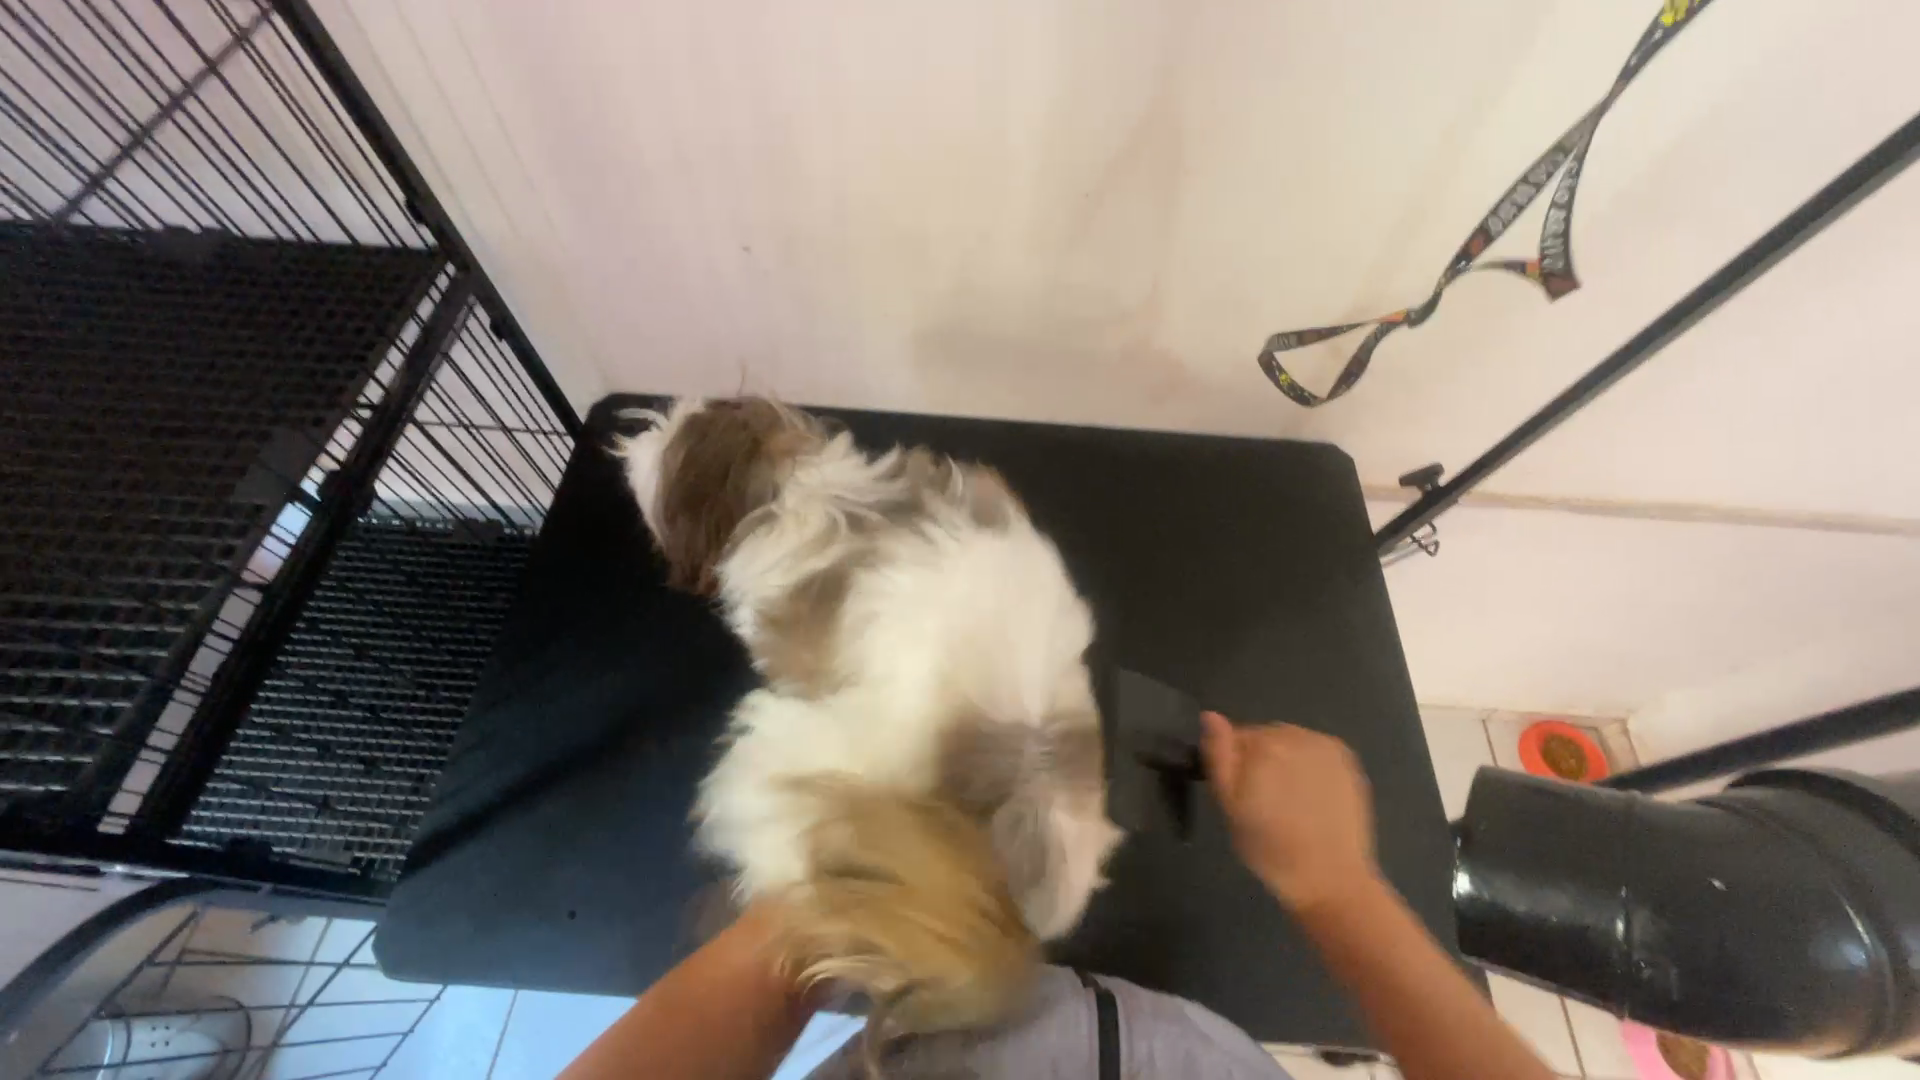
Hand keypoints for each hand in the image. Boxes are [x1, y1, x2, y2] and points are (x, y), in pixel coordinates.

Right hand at [1199, 712, 1380, 914]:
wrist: (1331, 880)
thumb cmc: (1270, 848)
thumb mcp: (1229, 807)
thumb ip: (1219, 756)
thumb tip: (1210, 716)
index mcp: (1262, 744)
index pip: (1231, 737)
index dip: (1231, 764)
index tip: (1239, 795)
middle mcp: (1294, 735)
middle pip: (1262, 736)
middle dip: (1258, 759)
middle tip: (1262, 802)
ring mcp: (1324, 746)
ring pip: (1288, 741)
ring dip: (1284, 760)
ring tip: (1288, 801)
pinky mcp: (1346, 759)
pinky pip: (1313, 749)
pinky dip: (1308, 764)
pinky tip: (1311, 794)